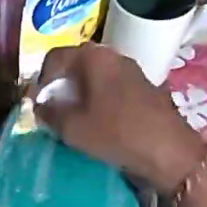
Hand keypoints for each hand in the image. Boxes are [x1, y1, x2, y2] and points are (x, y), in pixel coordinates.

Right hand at [32, 44, 206, 193]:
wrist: (168, 151)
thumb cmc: (115, 133)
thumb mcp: (72, 127)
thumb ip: (49, 112)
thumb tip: (38, 103)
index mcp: (93, 56)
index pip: (54, 57)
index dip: (40, 79)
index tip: (38, 103)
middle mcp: (113, 55)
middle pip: (76, 64)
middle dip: (60, 85)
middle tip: (53, 111)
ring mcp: (132, 70)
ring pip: (95, 76)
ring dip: (80, 93)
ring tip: (74, 119)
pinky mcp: (144, 87)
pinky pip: (112, 87)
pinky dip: (99, 99)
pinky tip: (99, 122)